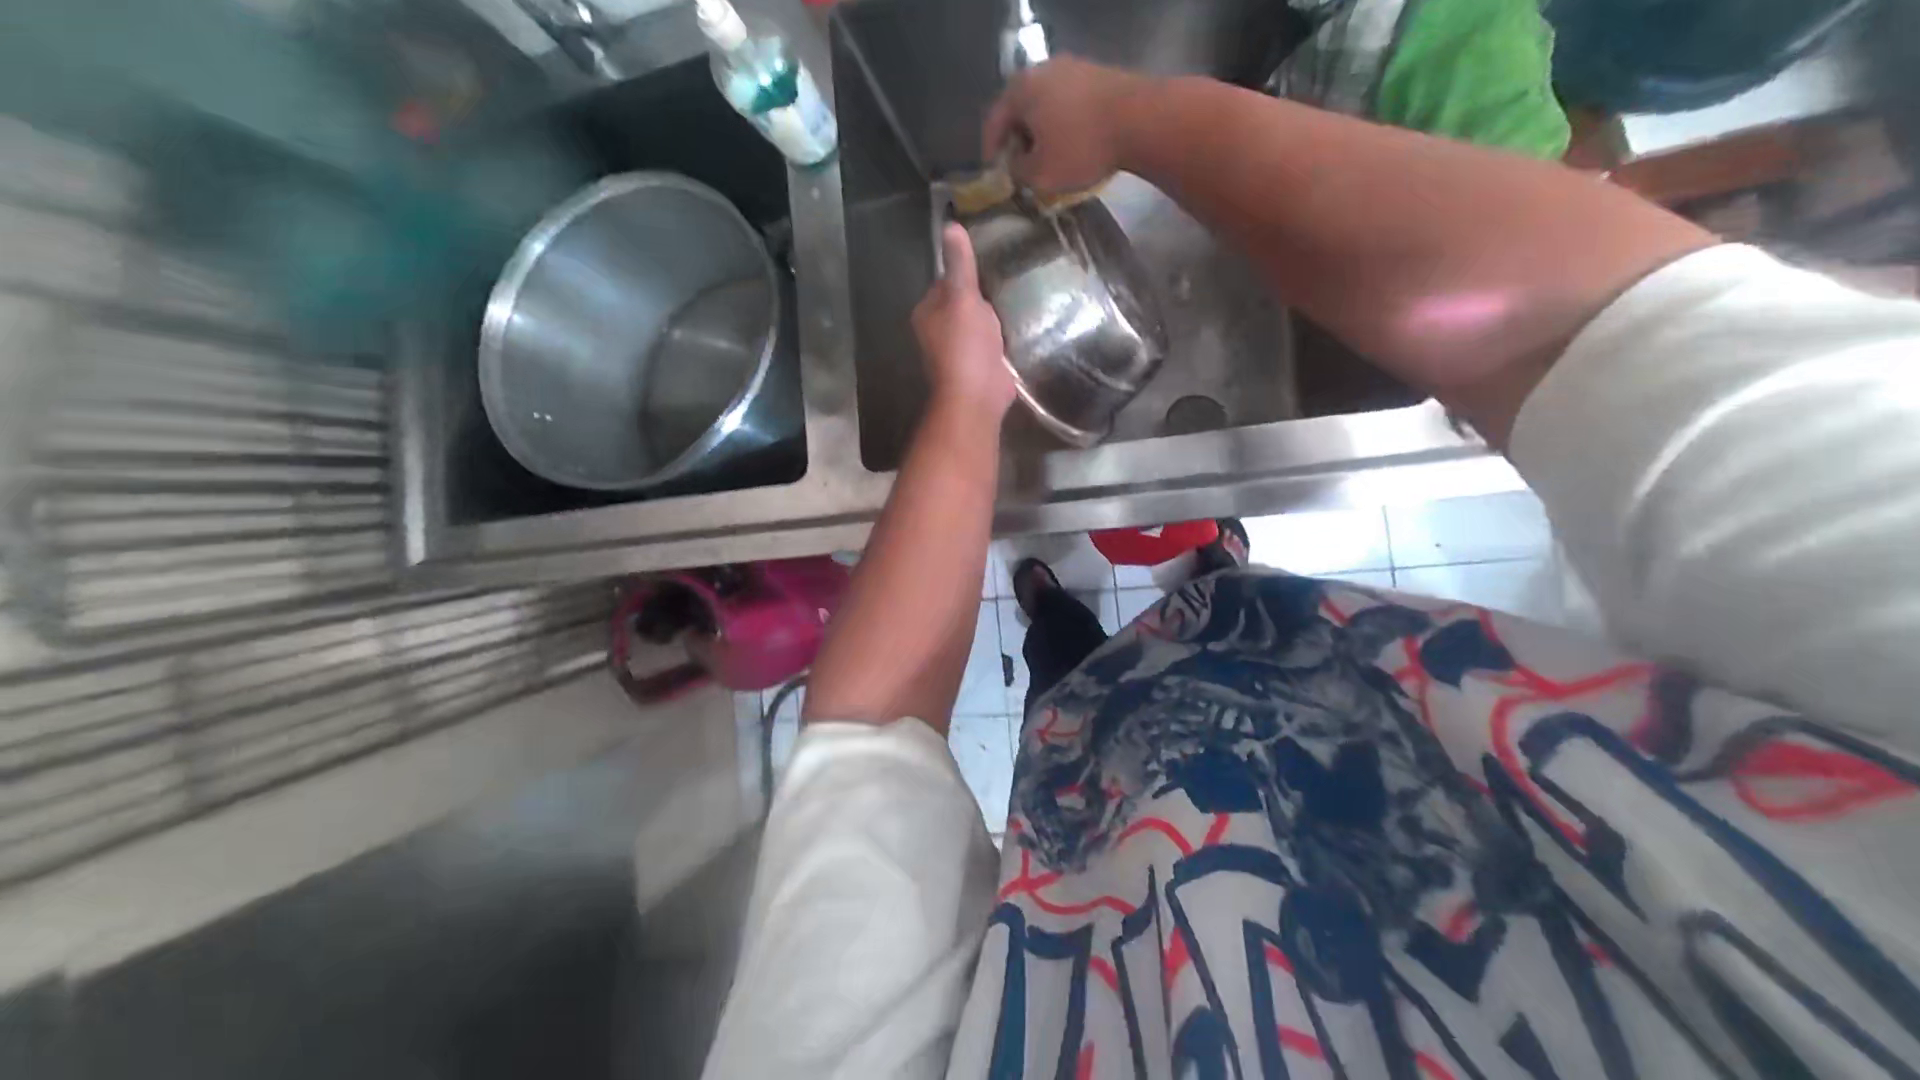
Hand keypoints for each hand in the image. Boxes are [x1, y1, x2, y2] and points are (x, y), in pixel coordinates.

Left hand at [913, 224, 1015, 421]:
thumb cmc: (965, 345)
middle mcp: (937, 331)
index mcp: (927, 313)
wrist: (976, 396)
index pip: (945, 282)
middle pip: (963, 303)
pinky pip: (991, 344)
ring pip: (978, 324)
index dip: (966, 273)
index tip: (989, 264)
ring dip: (994, 318)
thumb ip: (960, 264)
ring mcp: (958, 351)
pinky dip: (1002, 338)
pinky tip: (1018, 328)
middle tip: (1009, 280)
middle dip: (982, 296)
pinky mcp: (978, 366)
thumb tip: (950, 225)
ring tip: (1017, 299)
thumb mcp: (963, 296)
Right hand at [982, 56, 1148, 193]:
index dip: (990, 151)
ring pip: (1045, 106)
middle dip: (1018, 140)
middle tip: (1020, 166)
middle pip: (1020, 110)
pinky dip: (1063, 125)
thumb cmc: (1080, 148)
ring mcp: (1073, 68)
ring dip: (1042, 133)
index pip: (994, 121)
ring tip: (1047, 159)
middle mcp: (1043, 71)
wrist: (1140, 120)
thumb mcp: (1039, 174)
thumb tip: (1015, 165)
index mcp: (1020, 90)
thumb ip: (1018, 172)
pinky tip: (1072, 146)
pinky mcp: (1097, 76)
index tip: (993, 172)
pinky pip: (1069, 105)